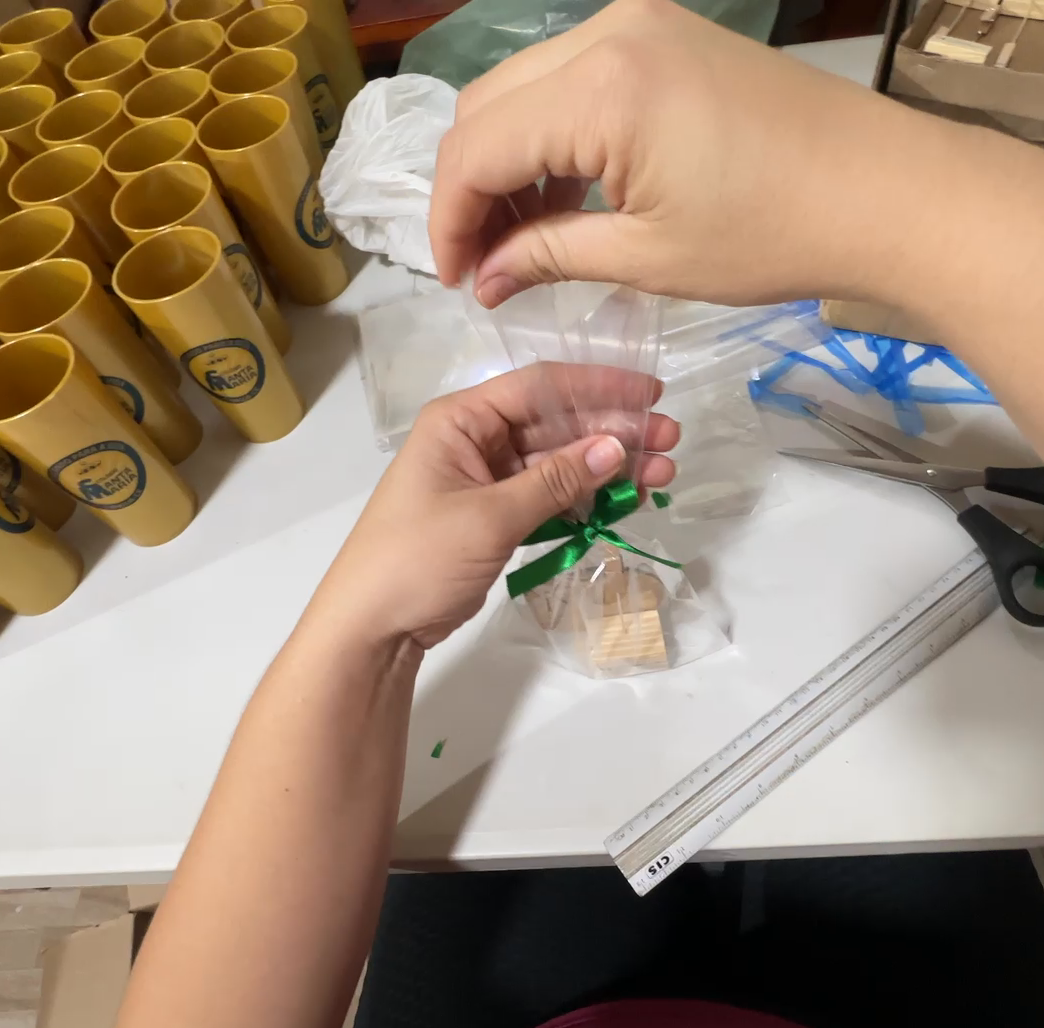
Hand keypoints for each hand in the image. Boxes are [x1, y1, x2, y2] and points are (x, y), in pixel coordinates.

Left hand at [312, 365, 678, 649]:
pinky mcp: (497, 517)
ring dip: (606, 469)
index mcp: (461, 421)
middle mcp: (476, 441)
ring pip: (558, 463)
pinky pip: (549, 498)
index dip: (598, 387)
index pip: (539, 388)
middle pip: (555, 425)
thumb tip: (617, 447)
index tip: (651, 393)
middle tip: (670, 441)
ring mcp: (487, 480)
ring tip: (661, 476)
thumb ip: (555, 481)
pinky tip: (625, 500)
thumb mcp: (489, 516)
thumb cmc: (418, 557)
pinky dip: (584, 500)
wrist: (373, 625)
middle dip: (613, 432)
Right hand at [430, 0, 932, 307]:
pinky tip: (567, 198)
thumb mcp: (645, 257)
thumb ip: (548, 255)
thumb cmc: (767, 236)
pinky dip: (554, 143)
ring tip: (524, 240)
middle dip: (470, 191)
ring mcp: (640, 25)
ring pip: (526, 93)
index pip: (475, 149)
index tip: (456, 281)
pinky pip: (574, 86)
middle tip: (483, 263)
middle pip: (487, 109)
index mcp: (598, 89)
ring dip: (510, 165)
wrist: (882, 192)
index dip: (449, 221)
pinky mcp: (665, 38)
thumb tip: (483, 279)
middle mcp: (606, 32)